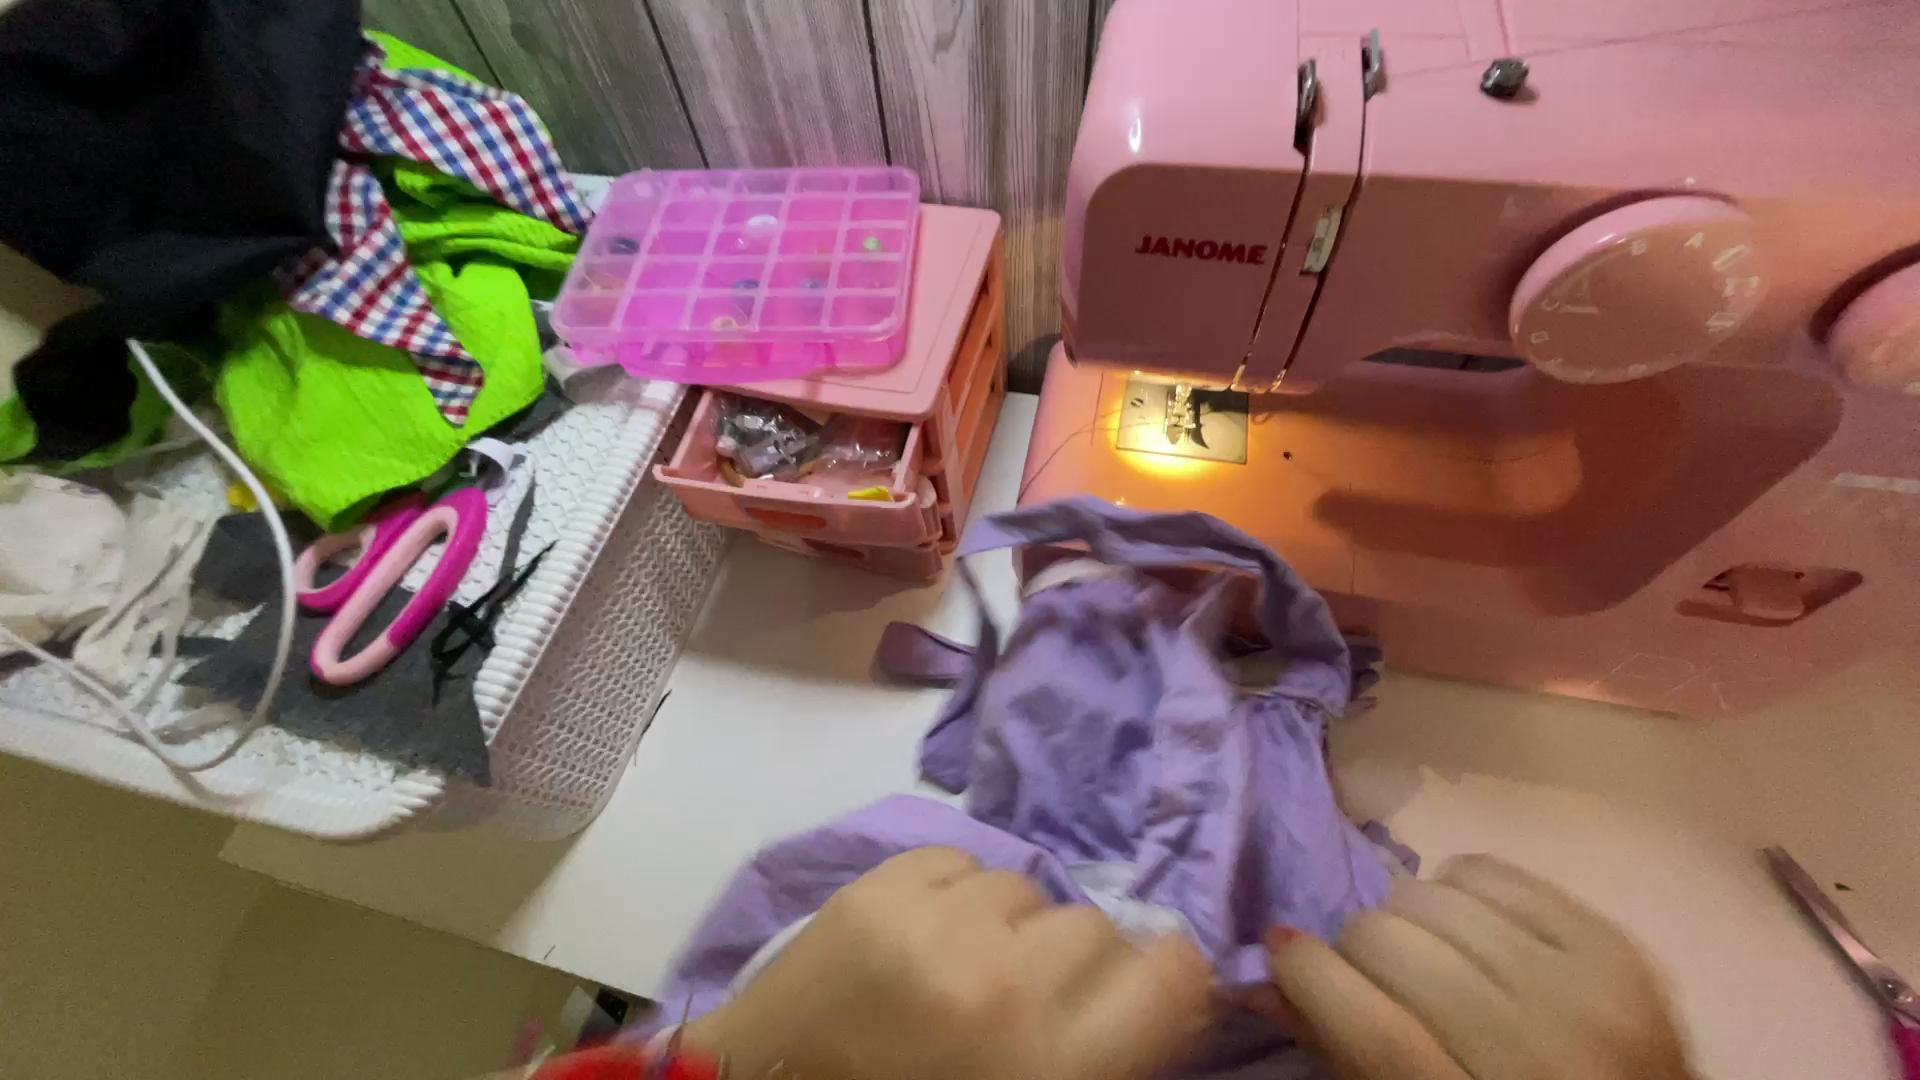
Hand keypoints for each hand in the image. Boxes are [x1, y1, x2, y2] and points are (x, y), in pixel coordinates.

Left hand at [685, 846, 1212, 1079]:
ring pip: (1024, 885)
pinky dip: (952, 892)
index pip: (1167, 981)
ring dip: (1007, 922)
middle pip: (1092, 925)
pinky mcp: (879, 885)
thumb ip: (1093, 1048)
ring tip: (962, 958)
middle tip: (1029, 987)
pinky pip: (960, 859)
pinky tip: (922, 930)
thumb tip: (1155, 983)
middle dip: (1072, 956)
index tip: (1158, 969)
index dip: (1173, 968)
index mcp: (1047, 1069)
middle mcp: (1001, 986)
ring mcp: (935, 926)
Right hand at [1267, 854, 1695, 1079]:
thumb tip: (1258, 972)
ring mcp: (1593, 996)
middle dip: (1357, 947)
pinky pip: (1485, 870)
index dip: (1310, 976)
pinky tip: (1476, 935)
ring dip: (1406, 918)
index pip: (1373, 1028)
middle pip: (1393, 945)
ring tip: (1429, 954)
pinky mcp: (1615, 948)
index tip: (1284, 949)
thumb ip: (1329, 1044)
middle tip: (1371, 971)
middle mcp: (1550, 1057)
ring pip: (1429, 898)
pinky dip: (1458, 891)